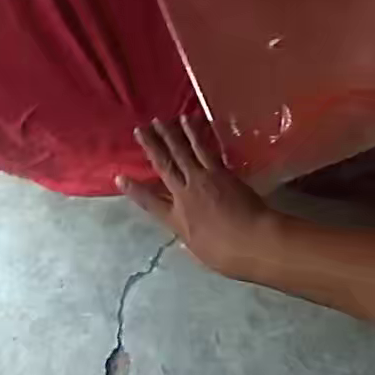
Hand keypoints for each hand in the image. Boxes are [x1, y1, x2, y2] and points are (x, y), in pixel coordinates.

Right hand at [119, 115, 280, 281]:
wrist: (255, 240)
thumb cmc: (229, 255)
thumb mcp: (200, 252)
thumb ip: (190, 238)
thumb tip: (184, 234)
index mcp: (177, 219)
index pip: (149, 202)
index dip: (134, 189)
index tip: (120, 176)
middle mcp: (185, 194)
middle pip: (164, 166)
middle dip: (151, 147)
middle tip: (140, 129)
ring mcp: (203, 179)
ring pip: (182, 151)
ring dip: (171, 134)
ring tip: (161, 120)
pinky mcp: (221, 171)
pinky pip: (205, 148)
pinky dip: (196, 133)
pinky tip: (191, 121)